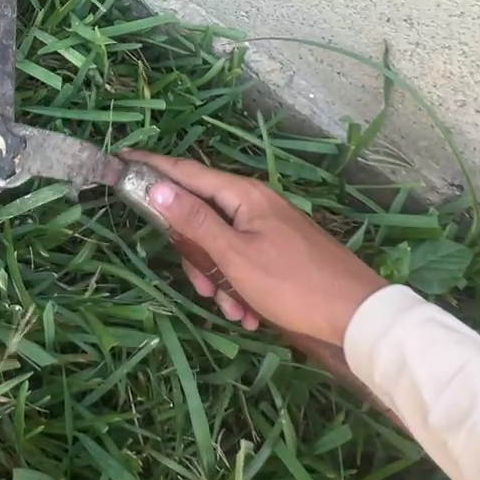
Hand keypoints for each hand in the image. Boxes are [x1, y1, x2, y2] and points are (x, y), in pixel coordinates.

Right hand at [129, 151, 387, 346]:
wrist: (361, 319)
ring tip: (235, 311)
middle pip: (200, 215)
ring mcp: (268, 226)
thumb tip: (156, 186)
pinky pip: (241, 259)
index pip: (185, 172)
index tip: (118, 160)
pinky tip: (250, 314)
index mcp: (242, 195)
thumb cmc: (293, 284)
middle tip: (200, 287)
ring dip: (218, 278)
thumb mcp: (235, 257)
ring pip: (220, 243)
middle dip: (194, 255)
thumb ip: (194, 221)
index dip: (150, 166)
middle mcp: (253, 203)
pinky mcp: (280, 249)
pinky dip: (238, 286)